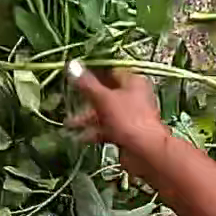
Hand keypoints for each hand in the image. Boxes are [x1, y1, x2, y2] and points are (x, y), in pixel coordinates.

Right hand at [65, 62, 172, 178]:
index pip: (110, 71)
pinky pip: (108, 128)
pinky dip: (95, 132)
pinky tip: (80, 137)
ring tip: (69, 124)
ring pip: (105, 112)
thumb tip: (71, 64)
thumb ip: (87, 84)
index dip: (91, 73)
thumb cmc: (127, 119)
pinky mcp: (127, 133)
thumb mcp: (104, 99)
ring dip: (87, 118)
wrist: (146, 152)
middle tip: (69, 101)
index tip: (73, 76)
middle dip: (86, 99)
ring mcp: (130, 116)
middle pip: (106, 93)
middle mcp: (133, 96)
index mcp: (133, 82)